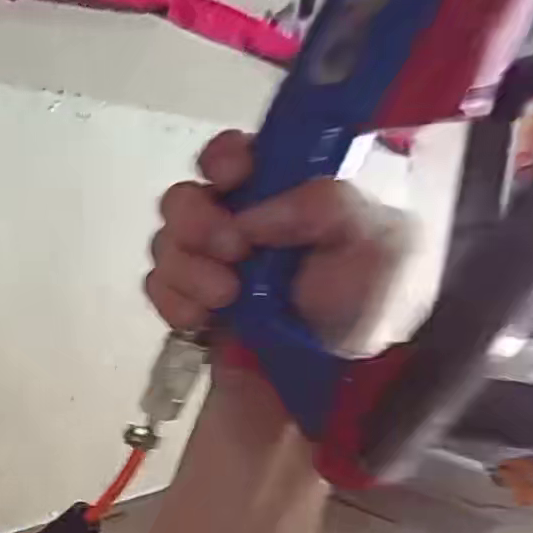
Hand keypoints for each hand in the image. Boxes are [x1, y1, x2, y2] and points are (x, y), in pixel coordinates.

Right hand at [146, 130, 403, 350]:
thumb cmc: (365, 303)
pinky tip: (201, 319)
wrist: (335, 378)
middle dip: (196, 223)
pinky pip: (154, 287)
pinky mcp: (183, 300)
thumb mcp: (378, 242)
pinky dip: (173, 302)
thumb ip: (327, 205)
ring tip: (226, 299)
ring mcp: (202, 262)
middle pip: (180, 199)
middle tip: (233, 253)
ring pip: (163, 244)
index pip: (230, 154)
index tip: (234, 179)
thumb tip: (248, 216)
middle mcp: (232, 220)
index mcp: (279, 192)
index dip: (221, 159)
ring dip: (188, 270)